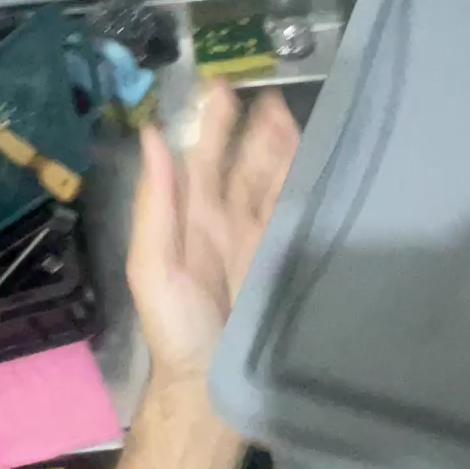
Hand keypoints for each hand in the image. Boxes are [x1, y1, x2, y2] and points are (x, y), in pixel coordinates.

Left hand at [128, 80, 299, 386]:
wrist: (210, 380)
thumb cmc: (176, 324)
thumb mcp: (152, 263)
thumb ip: (156, 200)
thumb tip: (152, 135)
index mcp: (190, 218)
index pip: (203, 161)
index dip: (212, 126)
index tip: (222, 89)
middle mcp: (224, 222)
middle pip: (243, 167)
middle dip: (256, 133)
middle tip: (272, 98)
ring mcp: (257, 239)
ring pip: (272, 184)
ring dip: (283, 152)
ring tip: (294, 118)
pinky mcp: (283, 258)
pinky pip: (294, 214)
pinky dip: (304, 188)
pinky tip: (317, 164)